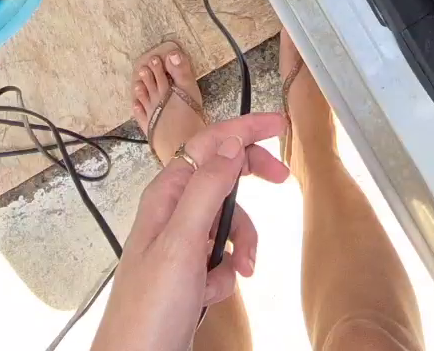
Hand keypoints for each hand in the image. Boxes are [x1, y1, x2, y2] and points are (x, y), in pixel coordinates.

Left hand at [91, 113, 289, 350]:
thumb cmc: (150, 309)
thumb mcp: (183, 242)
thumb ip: (207, 188)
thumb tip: (231, 142)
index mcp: (168, 193)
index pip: (210, 143)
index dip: (245, 128)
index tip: (279, 123)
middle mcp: (173, 210)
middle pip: (222, 174)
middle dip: (252, 179)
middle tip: (283, 180)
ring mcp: (181, 241)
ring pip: (227, 219)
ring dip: (242, 241)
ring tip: (243, 269)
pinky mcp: (188, 271)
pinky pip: (222, 254)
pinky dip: (228, 270)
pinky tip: (216, 290)